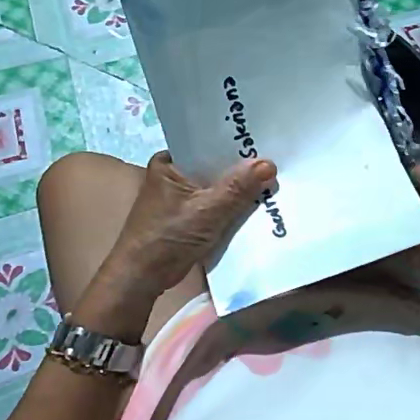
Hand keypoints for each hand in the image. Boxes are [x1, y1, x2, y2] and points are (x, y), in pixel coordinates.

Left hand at [88, 152, 276, 309]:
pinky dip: (232, 205)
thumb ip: (238, 187)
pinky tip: (257, 203)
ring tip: (273, 180)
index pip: (208, 144)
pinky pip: (216, 203)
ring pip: (217, 186)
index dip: (236, 144)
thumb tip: (269, 164)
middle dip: (242, 168)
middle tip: (276, 161)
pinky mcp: (188, 216)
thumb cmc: (168, 237)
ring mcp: (181, 197)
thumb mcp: (208, 210)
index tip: (265, 142)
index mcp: (170, 162)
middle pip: (215, 166)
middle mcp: (174, 174)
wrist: (142, 278)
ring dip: (239, 189)